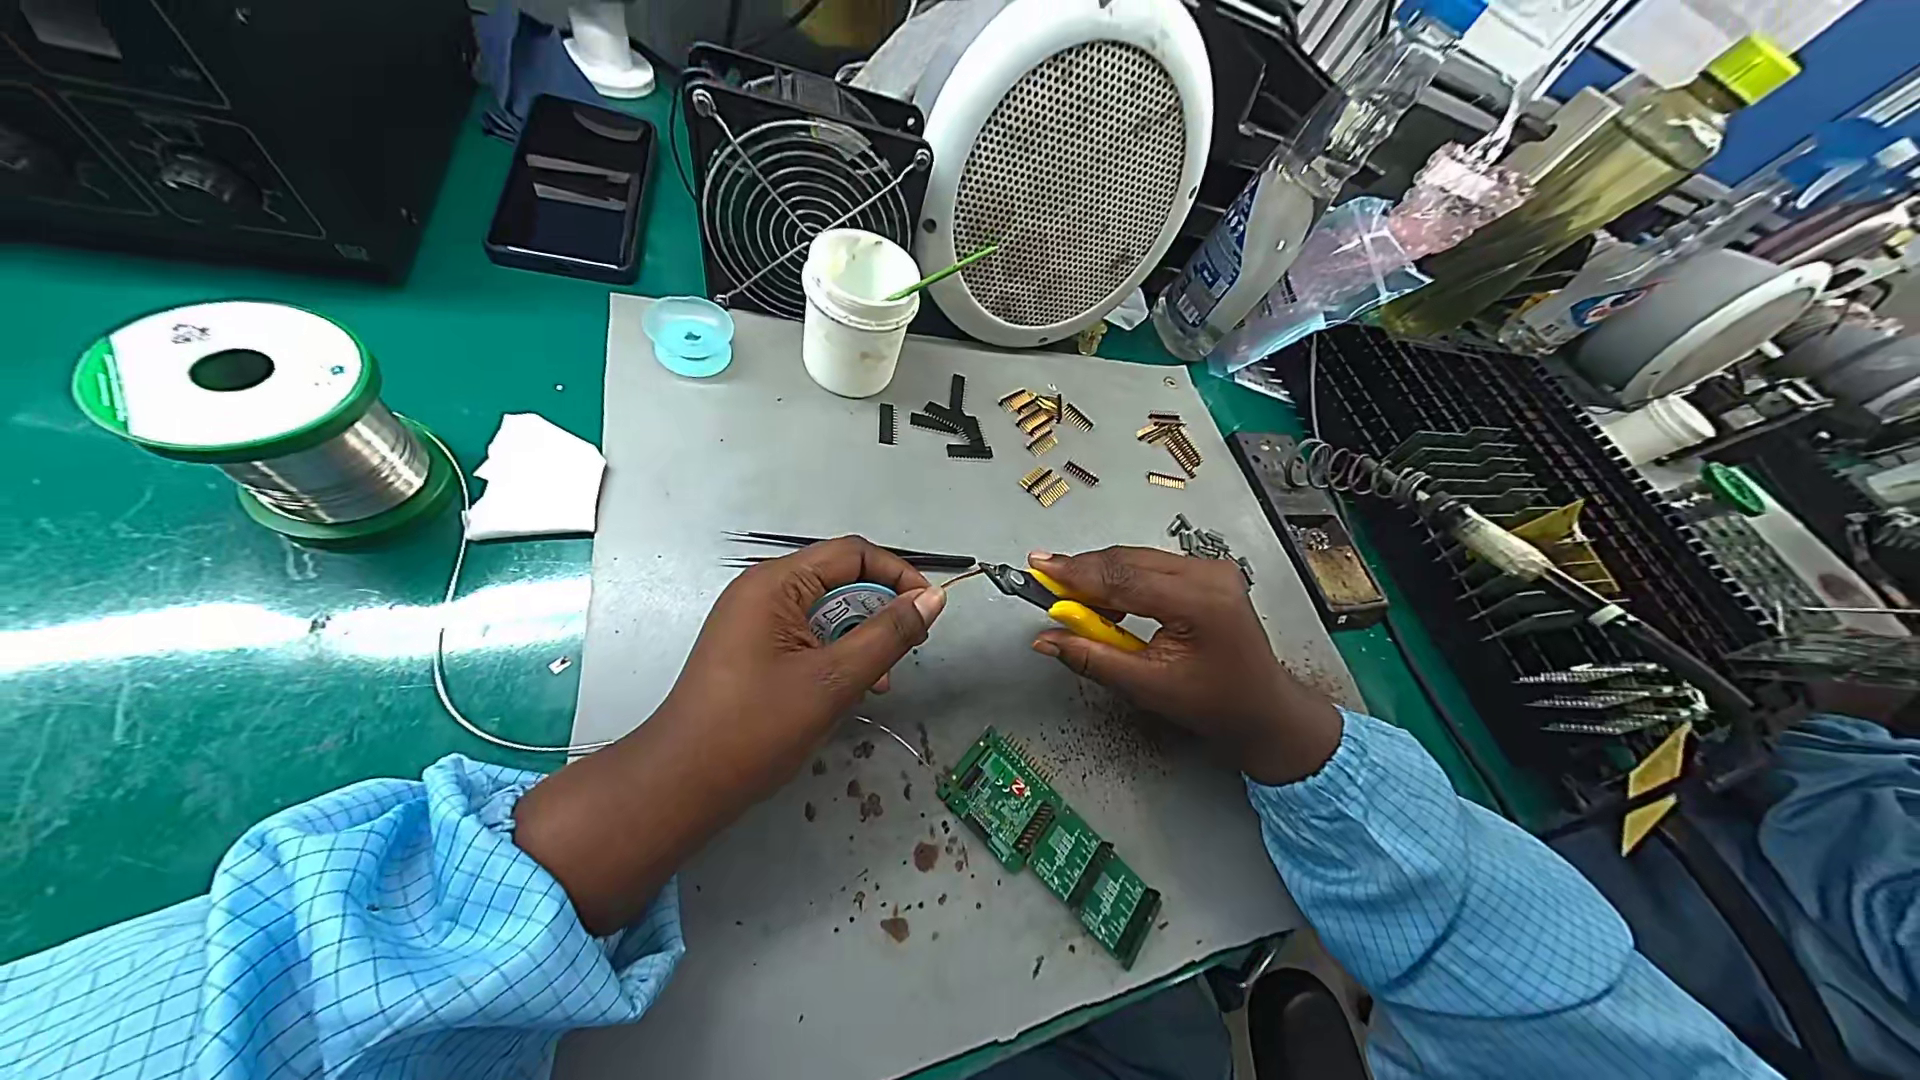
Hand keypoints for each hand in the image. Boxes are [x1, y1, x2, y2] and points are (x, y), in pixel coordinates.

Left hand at [515, 536, 944, 933]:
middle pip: (840, 581)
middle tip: (908, 650)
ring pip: (827, 612)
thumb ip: (889, 634)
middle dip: (880, 611)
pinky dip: (836, 655)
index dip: (897, 575)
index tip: (929, 610)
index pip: (853, 554)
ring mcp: (755, 620)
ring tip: (879, 682)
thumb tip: (933, 598)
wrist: (681, 786)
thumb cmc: (757, 727)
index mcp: (776, 583)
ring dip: (861, 639)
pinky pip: (808, 635)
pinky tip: (851, 689)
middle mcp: (763, 590)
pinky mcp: (754, 647)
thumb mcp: (835, 679)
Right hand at [1027, 546, 1339, 785]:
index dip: (1076, 574)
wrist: (1262, 707)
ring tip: (1068, 594)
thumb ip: (1093, 658)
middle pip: (1127, 560)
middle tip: (1045, 581)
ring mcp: (1210, 569)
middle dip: (1082, 571)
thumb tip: (1048, 640)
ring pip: (1135, 558)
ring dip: (1099, 574)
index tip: (1040, 570)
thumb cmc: (1216, 703)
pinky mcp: (1204, 572)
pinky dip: (1119, 578)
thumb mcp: (1147, 687)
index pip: (1124, 578)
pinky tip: (1102, 596)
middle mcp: (1208, 574)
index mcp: (1200, 601)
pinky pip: (1149, 565)